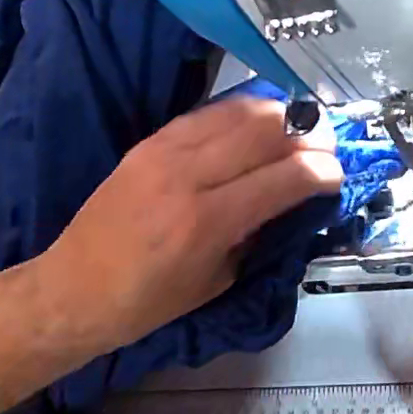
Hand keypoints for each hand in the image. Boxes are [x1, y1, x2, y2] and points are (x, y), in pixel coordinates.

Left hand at [17, 96, 342, 354]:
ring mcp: (164, 151)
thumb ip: (258, 233)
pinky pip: (208, 113)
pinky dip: (243, 112)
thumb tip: (293, 199)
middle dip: (309, 134)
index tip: (339, 174)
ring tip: (301, 125)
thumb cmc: (149, 301)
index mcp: (207, 222)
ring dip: (280, 114)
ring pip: (239, 112)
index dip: (323, 170)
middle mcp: (187, 176)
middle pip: (266, 132)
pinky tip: (260, 119)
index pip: (284, 177)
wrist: (73, 288)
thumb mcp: (219, 279)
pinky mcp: (150, 140)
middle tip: (328, 144)